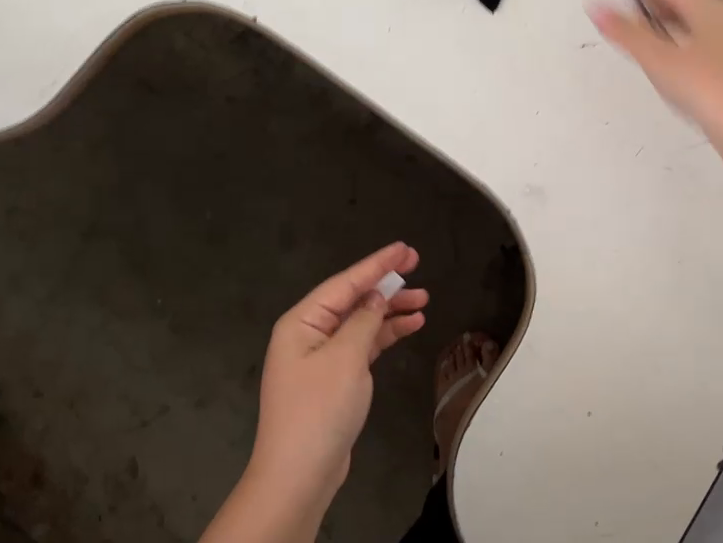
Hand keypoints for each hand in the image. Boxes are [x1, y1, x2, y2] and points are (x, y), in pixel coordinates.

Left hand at [247, 242, 429, 505]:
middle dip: (385, 283)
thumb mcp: (345, 358)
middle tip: (417, 265)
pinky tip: (409, 327)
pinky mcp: (333, 379)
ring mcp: (320, 358)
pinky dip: (384, 335)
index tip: (405, 248)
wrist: (299, 475)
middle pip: (352, 299)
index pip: (345, 282)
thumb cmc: (318, 410)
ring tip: (423, 300)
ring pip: (360, 322)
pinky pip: (362, 345)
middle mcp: (308, 334)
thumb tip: (376, 296)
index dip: (377, 264)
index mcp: (302, 322)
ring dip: (390, 310)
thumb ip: (364, 321)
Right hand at [588, 0, 722, 138]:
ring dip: (674, 24)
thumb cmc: (709, 88)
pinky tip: (680, 66)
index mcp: (707, 7)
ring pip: (700, 25)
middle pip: (687, 1)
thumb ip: (625, 32)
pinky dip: (688, 45)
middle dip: (659, 2)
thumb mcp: (658, 59)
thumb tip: (596, 5)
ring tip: (651, 36)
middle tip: (634, 7)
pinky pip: (710, 46)